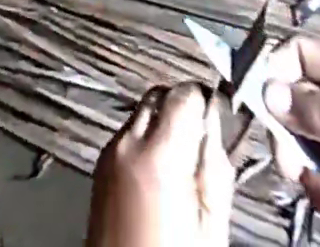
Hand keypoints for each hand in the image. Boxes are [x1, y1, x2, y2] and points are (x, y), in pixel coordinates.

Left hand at [87, 82, 234, 246]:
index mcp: (159, 155)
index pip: (185, 93)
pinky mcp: (99, 167)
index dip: (205, 100)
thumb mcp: (212, 225)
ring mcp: (109, 154)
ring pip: (142, 112)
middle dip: (183, 106)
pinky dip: (146, 140)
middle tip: (204, 139)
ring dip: (164, 122)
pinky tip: (161, 174)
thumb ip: (216, 168)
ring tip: (184, 162)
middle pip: (159, 95)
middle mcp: (127, 143)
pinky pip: (128, 135)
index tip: (219, 115)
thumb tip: (216, 126)